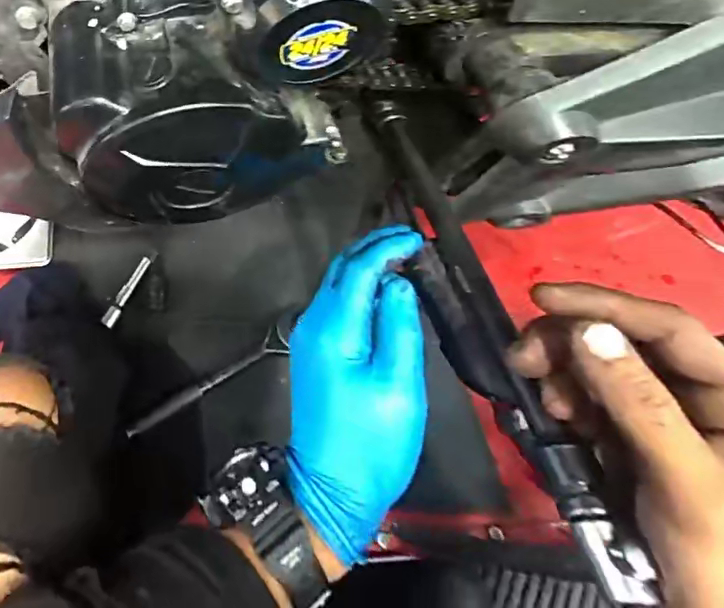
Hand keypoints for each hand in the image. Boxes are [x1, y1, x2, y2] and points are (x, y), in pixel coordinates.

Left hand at [286, 225, 427, 566]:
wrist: (329, 488)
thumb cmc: (371, 443)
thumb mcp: (398, 386)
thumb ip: (399, 327)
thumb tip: (398, 283)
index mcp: (333, 328)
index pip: (356, 269)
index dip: (384, 246)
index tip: (415, 236)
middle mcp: (313, 322)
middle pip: (339, 269)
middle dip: (372, 247)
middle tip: (409, 239)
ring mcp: (309, 335)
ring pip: (335, 284)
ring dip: (365, 265)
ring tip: (402, 258)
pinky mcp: (314, 349)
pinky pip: (336, 304)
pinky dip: (358, 287)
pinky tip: (382, 291)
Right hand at [508, 283, 723, 607]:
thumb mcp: (699, 495)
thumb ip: (643, 409)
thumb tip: (587, 330)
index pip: (671, 331)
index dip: (605, 305)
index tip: (541, 298)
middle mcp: (709, 406)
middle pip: (629, 346)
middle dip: (572, 345)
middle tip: (524, 359)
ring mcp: (673, 429)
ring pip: (605, 373)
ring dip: (566, 376)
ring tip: (545, 404)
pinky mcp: (640, 452)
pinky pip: (595, 408)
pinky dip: (569, 405)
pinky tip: (557, 421)